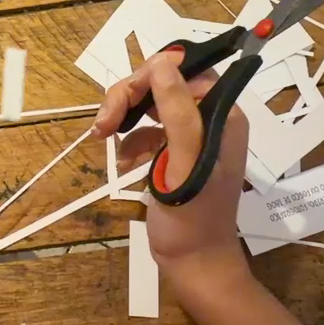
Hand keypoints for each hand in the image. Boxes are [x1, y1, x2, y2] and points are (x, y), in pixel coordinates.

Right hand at [92, 53, 252, 290]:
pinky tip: (121, 158)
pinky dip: (129, 137)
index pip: (181, 71)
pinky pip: (147, 129)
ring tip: (102, 135)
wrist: (194, 262)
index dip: (147, 78)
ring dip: (124, 115)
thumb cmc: (193, 216)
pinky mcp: (175, 152)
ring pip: (150, 103)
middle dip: (128, 98)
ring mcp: (191, 135)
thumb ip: (177, 109)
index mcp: (221, 114)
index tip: (121, 102)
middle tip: (103, 124)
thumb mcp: (185, 159)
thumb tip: (163, 62)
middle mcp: (209, 118)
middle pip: (162, 84)